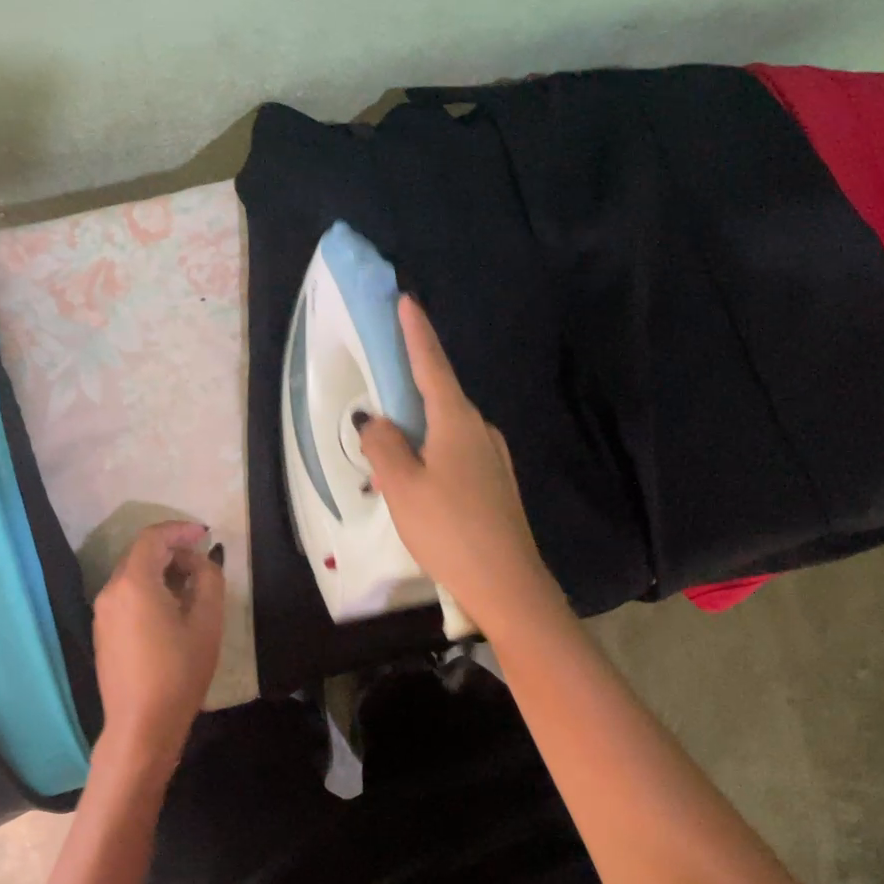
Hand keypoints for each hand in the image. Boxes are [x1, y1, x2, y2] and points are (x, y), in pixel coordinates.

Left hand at [91, 521, 225, 770]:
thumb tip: (201, 562)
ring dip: (161, 571)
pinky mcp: (103, 633)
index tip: (205, 535)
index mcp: (134, 582)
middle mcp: (110, 591)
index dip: (180, 530)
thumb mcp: (206, 623)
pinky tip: (171, 610)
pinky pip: (126, 596)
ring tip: (192, 588)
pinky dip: (149, 590)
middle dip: (172, 551)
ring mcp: (102, 613)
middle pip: (140, 554)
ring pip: (132, 575)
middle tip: (203, 564)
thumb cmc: (179, 672)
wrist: (141, 727)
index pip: (153, 538)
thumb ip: (208, 580)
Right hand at [359, 296, 559, 624]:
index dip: (416, 333)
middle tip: (379, 406)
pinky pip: (457, 455)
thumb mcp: (402, 486)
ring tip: (391, 461)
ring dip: (418, 435)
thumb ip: (383, 446)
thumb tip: (376, 421)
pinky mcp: (497, 484)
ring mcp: (494, 458)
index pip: (432, 364)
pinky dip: (433, 457)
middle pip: (439, 398)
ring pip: (446, 432)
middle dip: (409, 396)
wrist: (507, 583)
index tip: (407, 301)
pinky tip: (420, 487)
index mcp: (456, 420)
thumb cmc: (449, 528)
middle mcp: (480, 430)